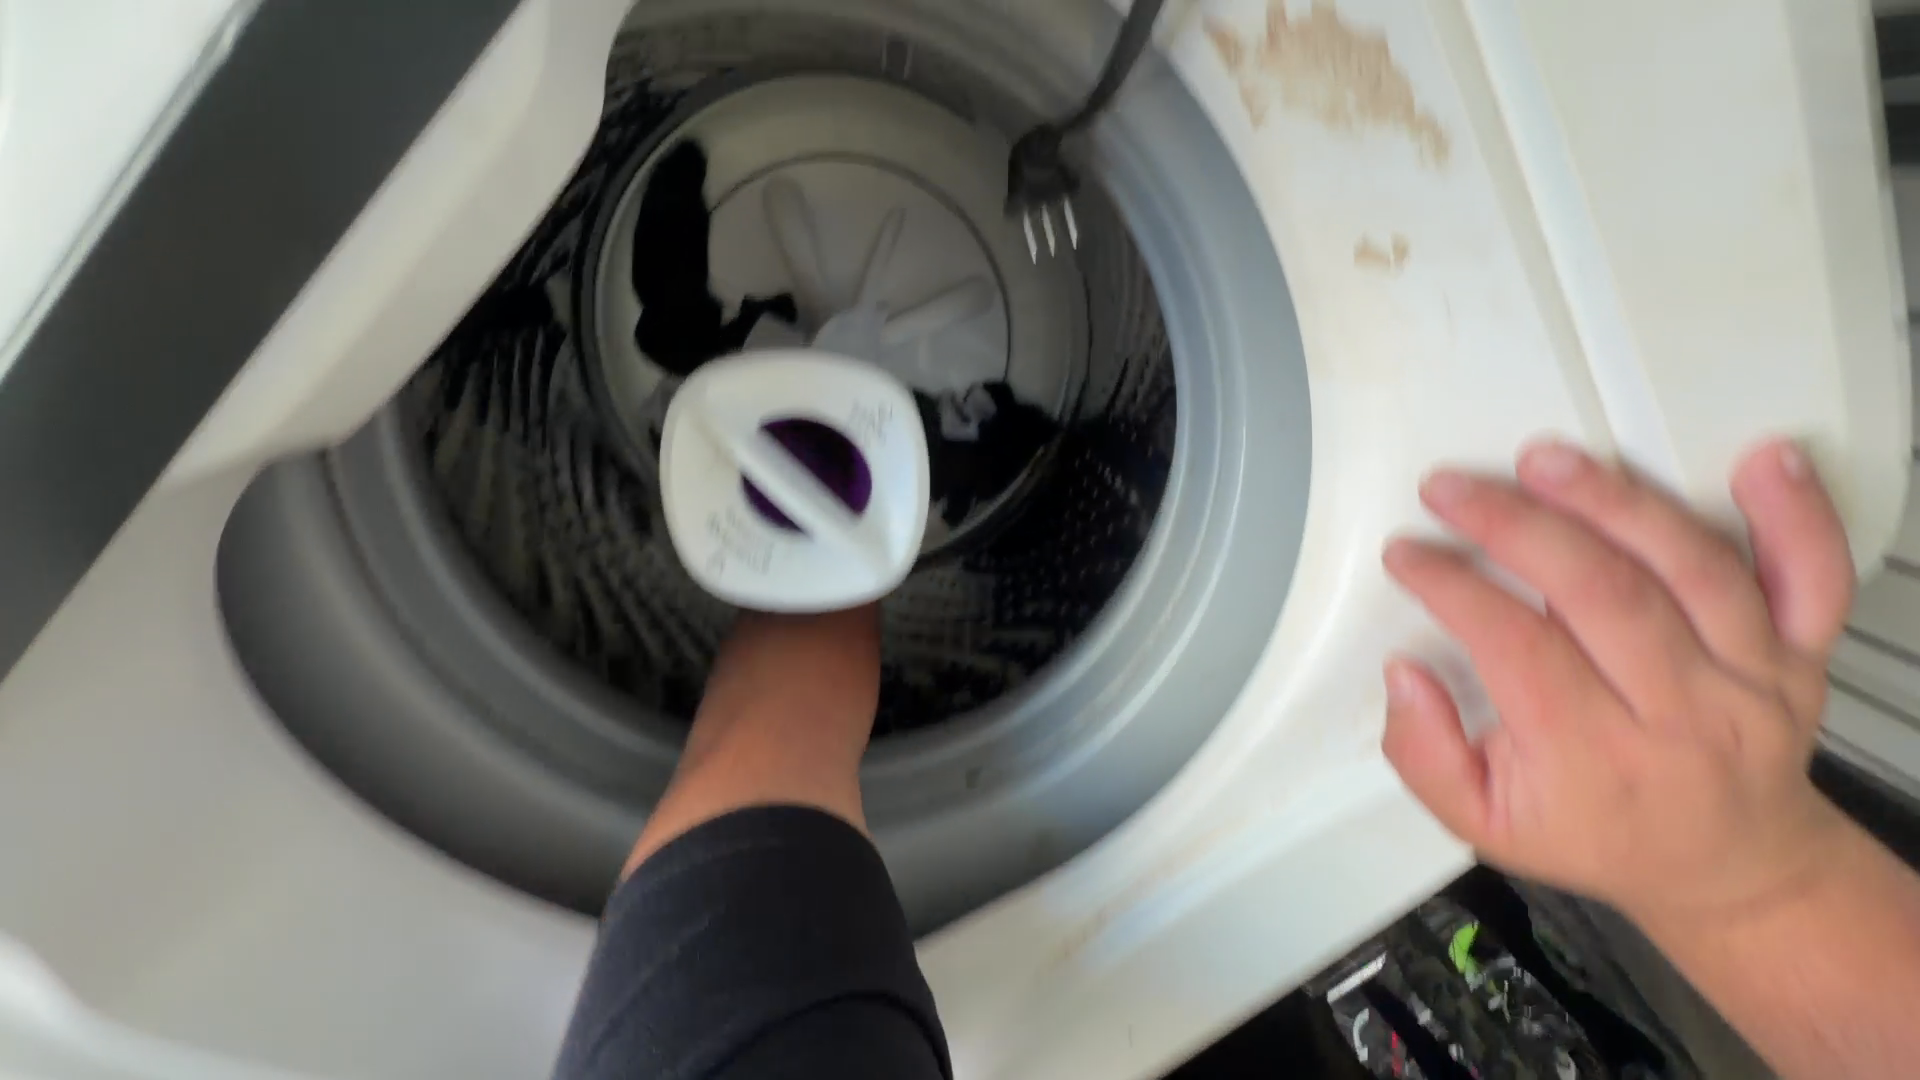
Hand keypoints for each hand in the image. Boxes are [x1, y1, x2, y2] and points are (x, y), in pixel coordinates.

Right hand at [1382, 439, 1856, 925]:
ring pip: (1689, 568)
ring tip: (1547, 459)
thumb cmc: (1598, 835)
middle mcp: (1682, 711)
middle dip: (1512, 524)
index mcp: (1594, 754)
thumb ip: (1422, 755)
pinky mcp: (1797, 654)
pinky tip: (1761, 461)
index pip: (1513, 644)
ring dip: (1613, 500)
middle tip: (1452, 489)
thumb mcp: (1481, 824)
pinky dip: (1797, 515)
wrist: (1726, 867)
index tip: (1408, 554)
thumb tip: (1405, 675)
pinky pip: (1813, 578)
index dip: (1451, 587)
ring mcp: (1751, 677)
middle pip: (1598, 590)